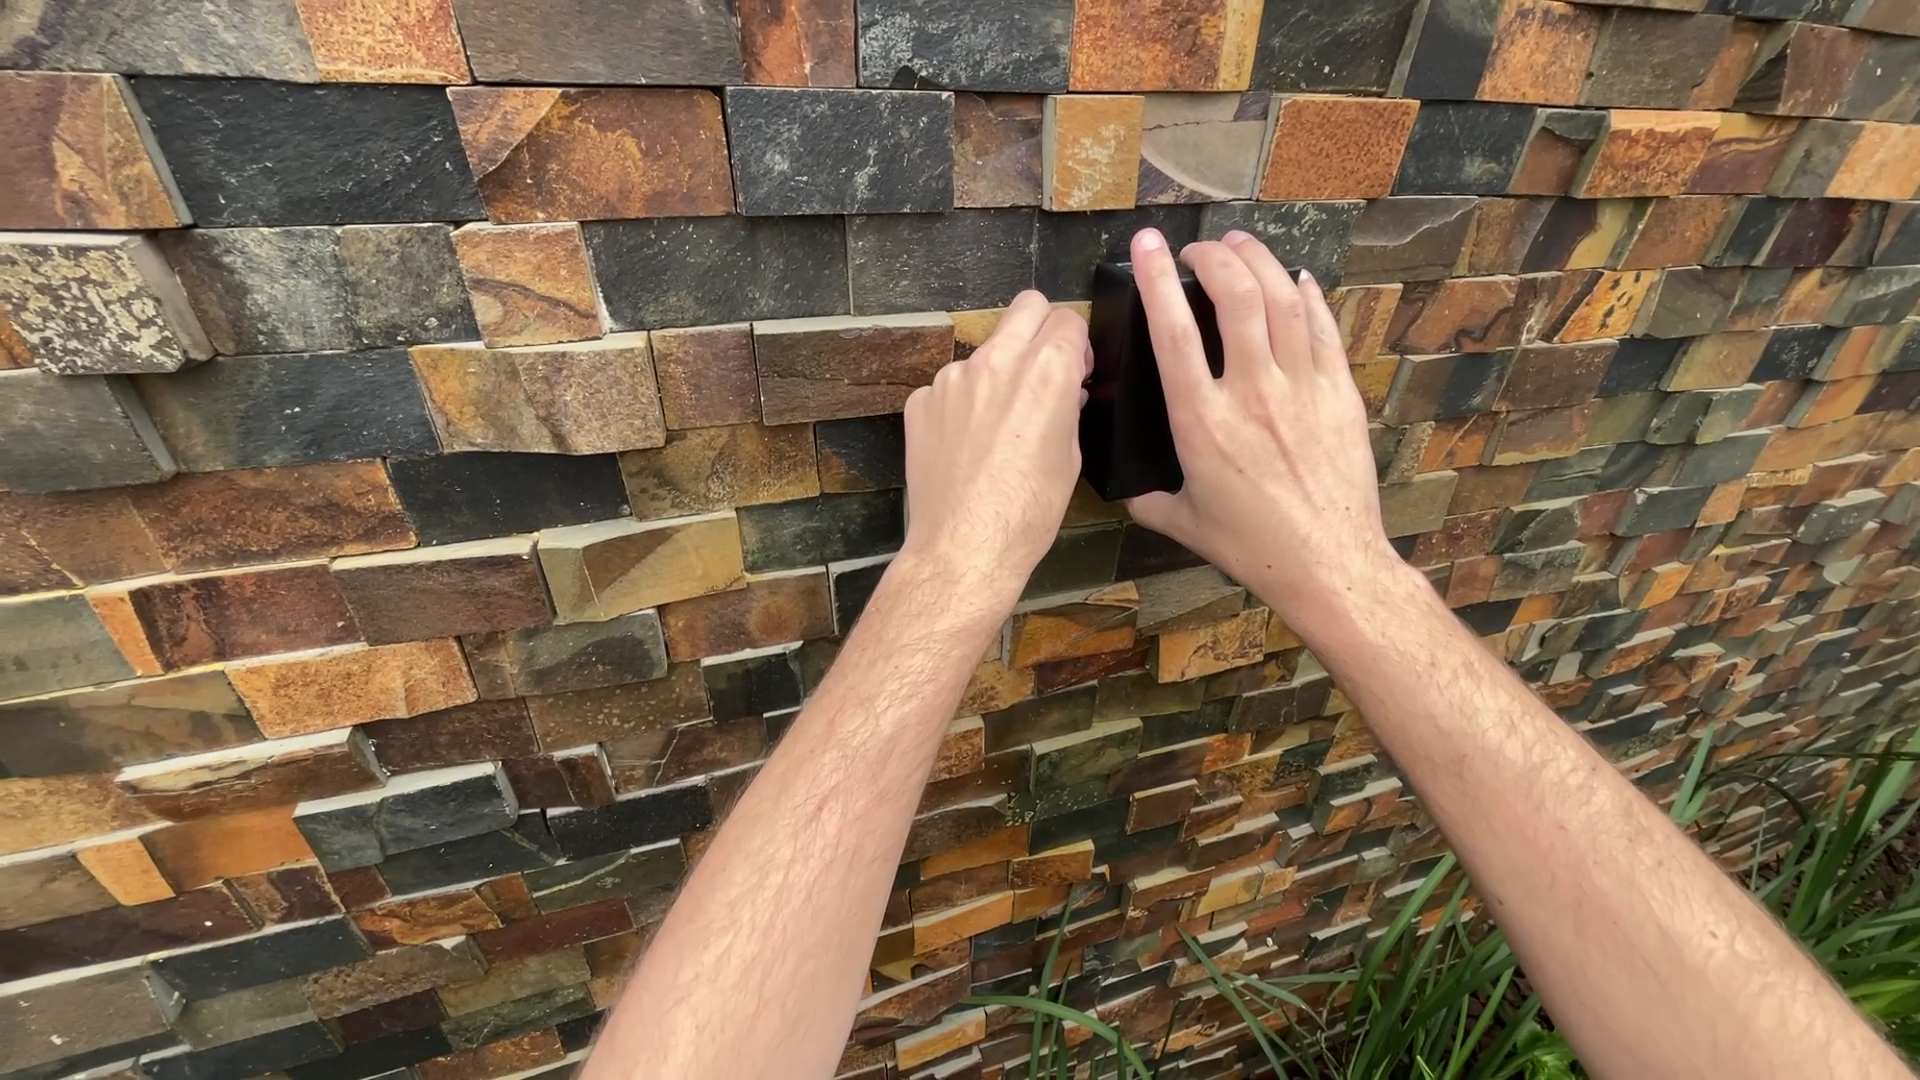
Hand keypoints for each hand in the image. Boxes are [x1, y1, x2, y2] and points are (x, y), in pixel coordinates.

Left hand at [899, 291, 1091, 607]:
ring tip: (997, 425)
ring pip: (984, 350)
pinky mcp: (920, 401)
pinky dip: (961, 404)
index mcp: (1045, 371)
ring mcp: (951, 379)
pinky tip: (964, 445)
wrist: (964, 547)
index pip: (1067, 319)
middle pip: (1025, 307)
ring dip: (997, 371)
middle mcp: (996, 361)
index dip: (1075, 345)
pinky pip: (948, 386)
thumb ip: (1068, 407)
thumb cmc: (1029, 512)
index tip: (1074, 371)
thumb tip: (1066, 390)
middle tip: (1041, 372)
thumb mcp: (1070, 457)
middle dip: (1040, 330)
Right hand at [1124, 228, 1402, 636]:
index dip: (1157, 279)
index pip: (1174, 333)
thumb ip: (1147, 499)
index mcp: (1202, 421)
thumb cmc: (1250, 545)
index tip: (1147, 245)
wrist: (1327, 561)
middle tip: (1198, 250)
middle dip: (1213, 257)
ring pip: (1283, 299)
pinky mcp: (1339, 392)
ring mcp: (1301, 387)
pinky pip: (1322, 326)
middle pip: (1236, 296)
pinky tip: (1296, 278)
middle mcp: (1251, 392)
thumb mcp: (1183, 522)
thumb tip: (1126, 490)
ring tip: (1240, 245)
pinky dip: (1307, 293)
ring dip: (1258, 261)